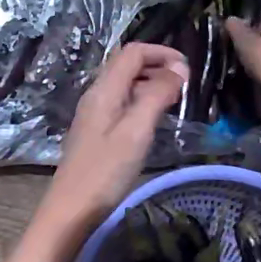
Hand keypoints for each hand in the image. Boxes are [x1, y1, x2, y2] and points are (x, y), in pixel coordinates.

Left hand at [41, 42, 188, 228]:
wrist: (72, 209)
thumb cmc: (106, 170)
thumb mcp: (137, 130)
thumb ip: (157, 95)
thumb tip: (179, 69)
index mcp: (105, 90)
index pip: (133, 53)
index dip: (161, 53)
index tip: (188, 68)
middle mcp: (97, 95)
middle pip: (127, 65)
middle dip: (158, 66)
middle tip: (186, 84)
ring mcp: (95, 113)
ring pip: (125, 84)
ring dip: (152, 83)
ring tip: (175, 99)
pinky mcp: (97, 131)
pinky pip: (122, 102)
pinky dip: (143, 100)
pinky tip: (155, 119)